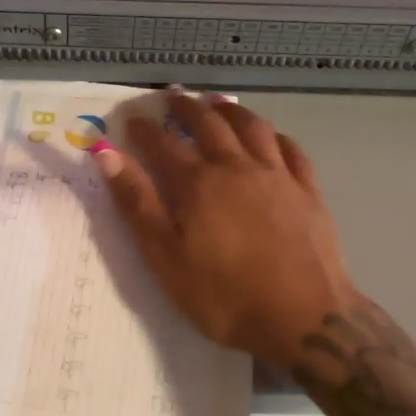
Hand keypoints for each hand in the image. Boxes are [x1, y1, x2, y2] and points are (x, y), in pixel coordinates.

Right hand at [95, 92, 356, 366]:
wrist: (306, 318)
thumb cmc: (227, 297)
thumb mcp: (167, 259)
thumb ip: (138, 204)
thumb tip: (108, 155)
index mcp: (198, 184)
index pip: (163, 144)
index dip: (145, 129)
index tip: (132, 119)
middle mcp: (236, 167)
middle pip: (208, 124)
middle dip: (187, 108)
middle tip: (174, 97)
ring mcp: (276, 175)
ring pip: (252, 127)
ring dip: (231, 110)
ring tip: (218, 102)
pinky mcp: (308, 190)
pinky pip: (291, 149)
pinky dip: (275, 135)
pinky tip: (271, 135)